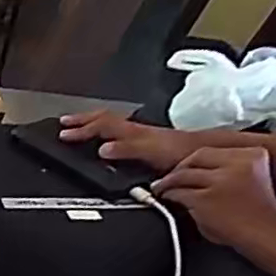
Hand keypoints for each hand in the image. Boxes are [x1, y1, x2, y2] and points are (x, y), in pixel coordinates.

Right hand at [58, 110, 203, 171]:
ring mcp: (143, 136)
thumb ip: (128, 150)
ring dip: (93, 125)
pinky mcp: (148, 144)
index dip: (82, 129)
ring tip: (79, 127)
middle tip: (64, 124)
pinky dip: (107, 133)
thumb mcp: (153, 154)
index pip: (103, 126)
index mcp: (135, 133)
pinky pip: (121, 133)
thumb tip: (103, 148)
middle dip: (83, 121)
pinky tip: (105, 141)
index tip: (63, 133)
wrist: (211, 154)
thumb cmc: (185, 155)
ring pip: (113, 124)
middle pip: (106, 120)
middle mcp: (137, 131)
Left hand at [150, 145, 275, 247]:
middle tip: (164, 179)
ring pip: (182, 175)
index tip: (181, 168)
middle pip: (195, 159)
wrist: (263, 231)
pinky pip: (178, 193)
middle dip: (176, 169)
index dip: (190, 161)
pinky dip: (168, 196)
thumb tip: (196, 171)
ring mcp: (221, 181)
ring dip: (166, 183)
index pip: (211, 151)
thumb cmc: (255, 212)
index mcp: (253, 155)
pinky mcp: (205, 199)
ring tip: (159, 189)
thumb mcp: (250, 178)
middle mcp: (238, 164)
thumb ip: (229, 169)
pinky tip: (165, 199)